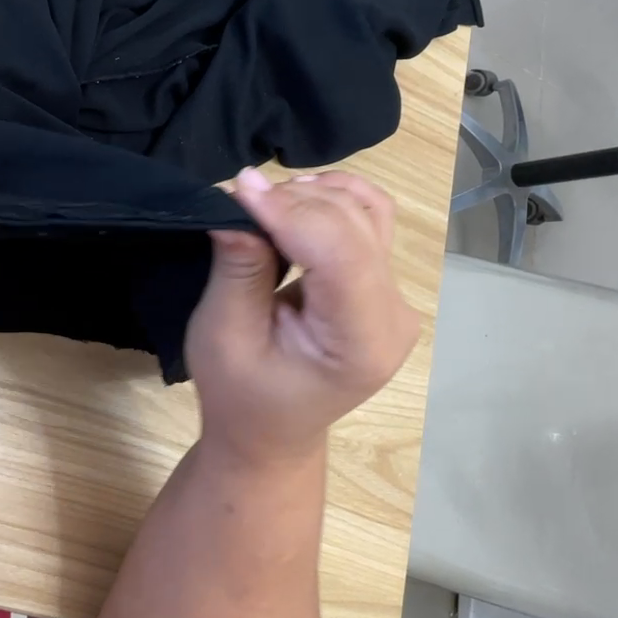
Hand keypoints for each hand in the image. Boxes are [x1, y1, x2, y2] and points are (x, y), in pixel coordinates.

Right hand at [184, 169, 420, 468]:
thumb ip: (238, 270)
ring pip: (367, 212)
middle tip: (234, 197)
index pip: (339, 253)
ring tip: (260, 203)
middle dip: (291, 201)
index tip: (236, 188)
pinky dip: (331, 199)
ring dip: (311, 196)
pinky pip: (368, 220)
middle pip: (354, 226)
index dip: (288, 212)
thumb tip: (238, 203)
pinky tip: (294, 202)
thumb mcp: (223, 336)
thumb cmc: (239, 393)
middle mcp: (393, 314)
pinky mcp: (381, 284)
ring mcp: (394, 297)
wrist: (268, 430)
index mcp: (361, 342)